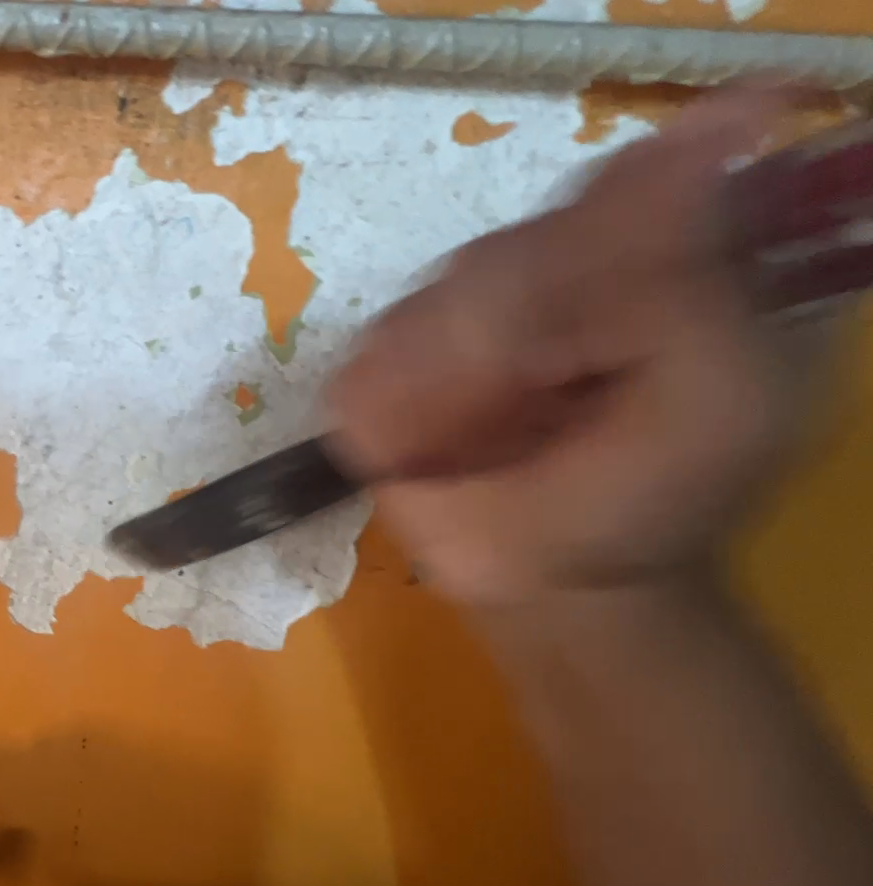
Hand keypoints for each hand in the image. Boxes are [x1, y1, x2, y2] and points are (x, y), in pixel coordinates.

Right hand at [325, 85, 844, 606]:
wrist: (549, 582)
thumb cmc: (646, 500)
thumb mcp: (713, 397)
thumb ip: (692, 278)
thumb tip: (717, 115)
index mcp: (646, 261)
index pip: (588, 203)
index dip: (561, 274)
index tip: (563, 363)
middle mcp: (547, 275)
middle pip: (485, 261)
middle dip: (494, 356)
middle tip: (522, 424)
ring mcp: (454, 323)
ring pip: (410, 313)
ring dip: (436, 396)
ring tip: (473, 449)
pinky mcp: (386, 374)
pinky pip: (355, 370)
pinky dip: (381, 418)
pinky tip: (418, 452)